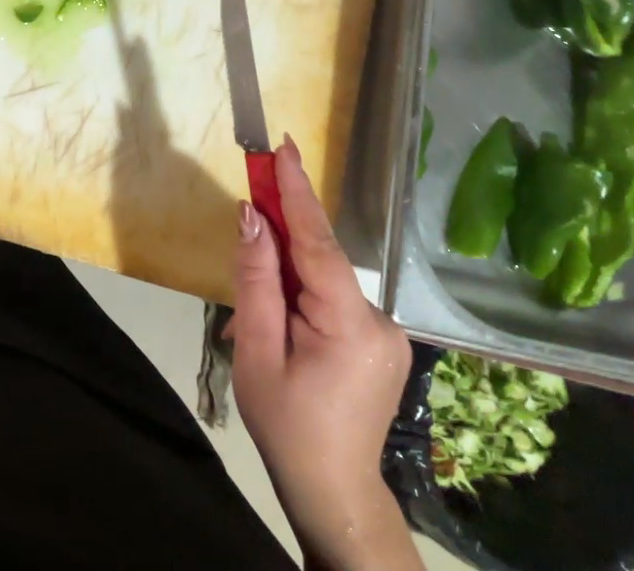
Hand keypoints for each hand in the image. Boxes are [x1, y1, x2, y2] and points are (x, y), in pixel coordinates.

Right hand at [231, 137, 417, 569]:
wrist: (331, 485)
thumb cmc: (284, 420)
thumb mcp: (256, 350)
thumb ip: (255, 280)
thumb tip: (250, 218)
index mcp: (350, 324)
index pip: (319, 244)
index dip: (298, 193)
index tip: (284, 149)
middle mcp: (380, 320)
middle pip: (319, 261)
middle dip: (278, 239)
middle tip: (247, 205)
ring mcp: (386, 333)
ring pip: (321, 284)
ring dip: (282, 282)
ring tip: (253, 326)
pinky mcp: (380, 343)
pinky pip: (330, 303)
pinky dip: (298, 300)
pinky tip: (277, 332)